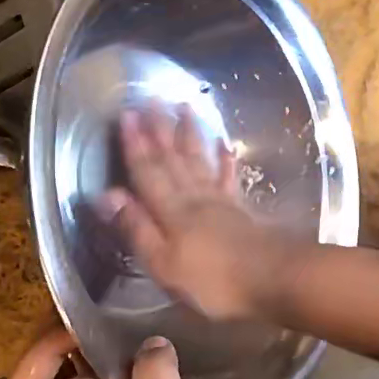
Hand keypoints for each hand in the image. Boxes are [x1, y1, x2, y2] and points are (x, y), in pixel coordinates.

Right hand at [106, 105, 304, 322]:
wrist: (271, 277)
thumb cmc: (212, 280)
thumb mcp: (163, 263)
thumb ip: (136, 227)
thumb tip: (106, 194)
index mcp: (172, 211)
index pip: (148, 171)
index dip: (135, 144)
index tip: (127, 114)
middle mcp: (195, 198)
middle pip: (174, 159)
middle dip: (160, 129)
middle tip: (152, 97)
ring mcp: (221, 201)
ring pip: (201, 160)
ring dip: (192, 134)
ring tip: (186, 107)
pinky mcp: (241, 210)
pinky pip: (229, 177)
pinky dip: (225, 159)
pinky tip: (225, 144)